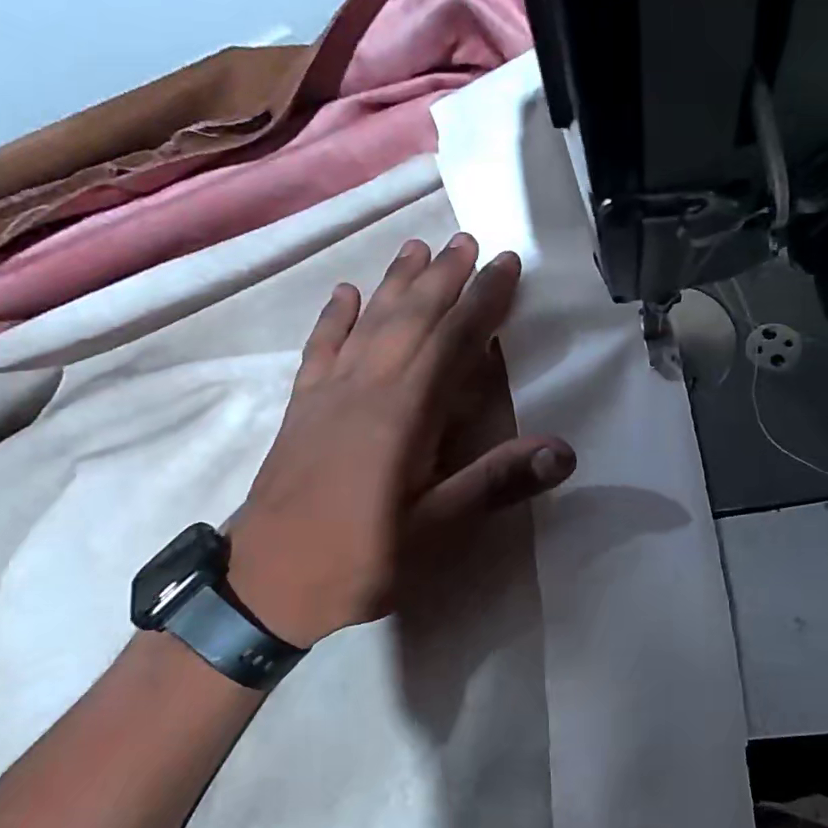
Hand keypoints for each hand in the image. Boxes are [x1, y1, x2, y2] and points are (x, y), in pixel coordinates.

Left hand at [227, 233, 574, 645]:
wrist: (264, 585)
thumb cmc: (360, 560)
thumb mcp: (437, 530)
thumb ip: (495, 482)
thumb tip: (563, 450)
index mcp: (402, 413)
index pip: (451, 341)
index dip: (482, 302)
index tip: (504, 264)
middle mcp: (364, 389)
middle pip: (409, 319)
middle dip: (443, 278)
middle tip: (467, 242)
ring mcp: (327, 395)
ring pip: (368, 323)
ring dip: (396, 284)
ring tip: (417, 249)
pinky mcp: (301, 408)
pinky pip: (322, 348)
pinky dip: (337, 318)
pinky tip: (348, 295)